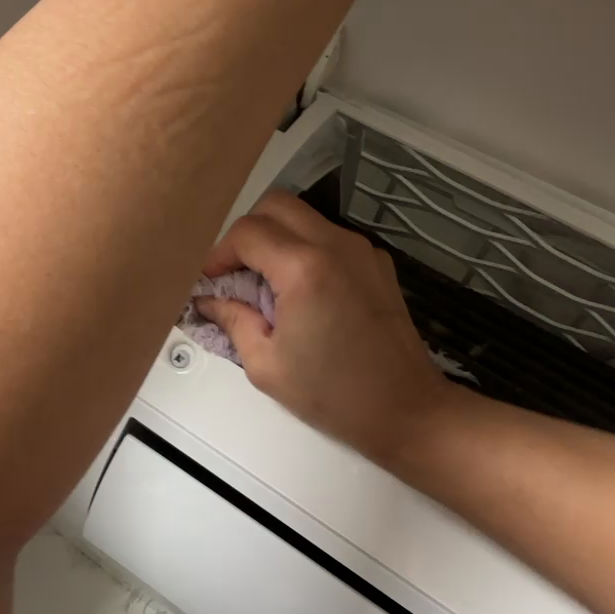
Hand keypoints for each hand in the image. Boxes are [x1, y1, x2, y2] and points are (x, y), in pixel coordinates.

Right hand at [195, 193, 454, 464]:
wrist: (404, 408)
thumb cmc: (335, 395)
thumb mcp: (266, 365)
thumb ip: (233, 321)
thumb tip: (210, 302)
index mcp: (304, 269)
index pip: (247, 232)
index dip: (219, 253)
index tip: (209, 279)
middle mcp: (336, 246)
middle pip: (276, 205)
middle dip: (246, 233)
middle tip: (233, 271)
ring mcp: (362, 251)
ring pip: (305, 216)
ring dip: (276, 237)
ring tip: (264, 282)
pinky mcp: (377, 263)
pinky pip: (330, 237)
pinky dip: (305, 249)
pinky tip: (299, 290)